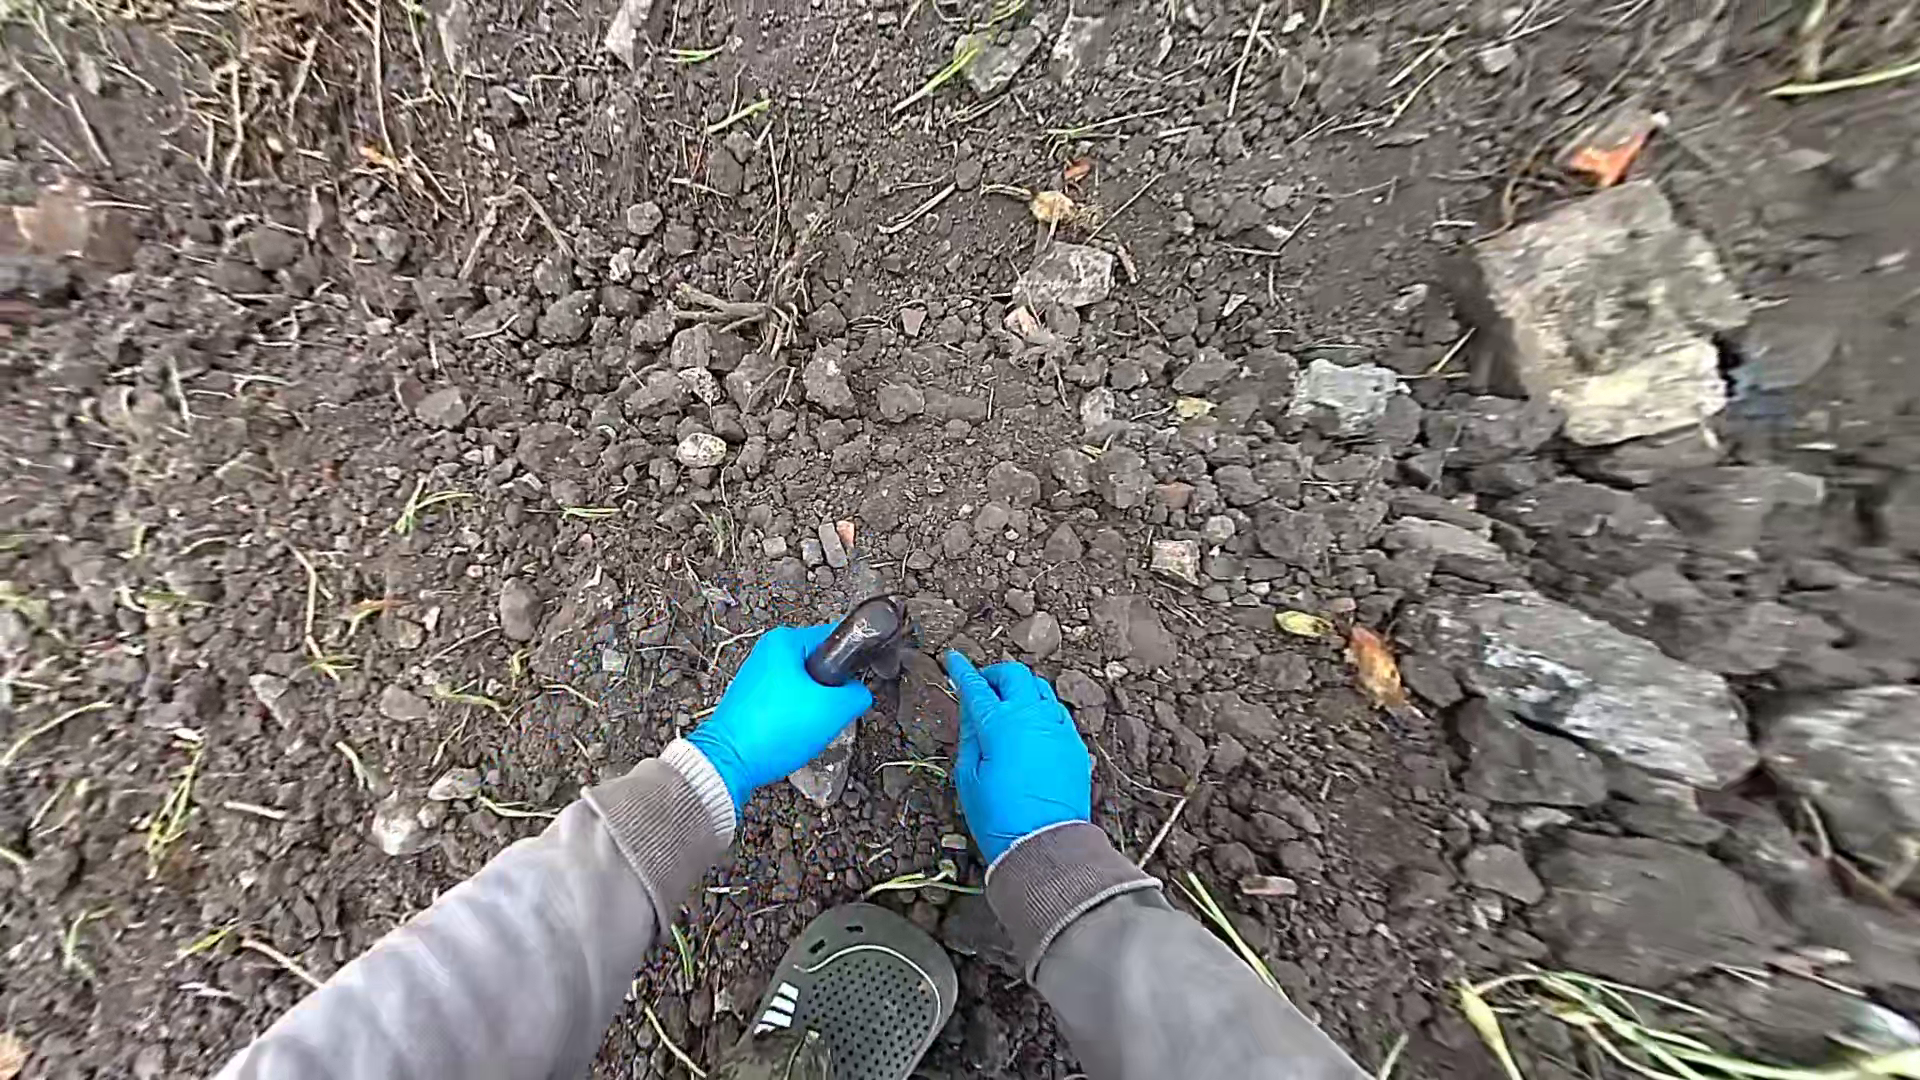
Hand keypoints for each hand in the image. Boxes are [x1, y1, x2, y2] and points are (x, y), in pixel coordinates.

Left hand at [690, 624, 874, 813]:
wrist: (729, 764)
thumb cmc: (772, 731)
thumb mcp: (835, 709)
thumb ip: (858, 694)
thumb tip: (859, 693)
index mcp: (784, 641)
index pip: (834, 638)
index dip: (851, 662)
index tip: (852, 683)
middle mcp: (767, 652)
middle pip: (820, 664)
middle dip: (830, 689)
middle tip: (829, 708)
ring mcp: (758, 675)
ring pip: (805, 685)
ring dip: (813, 704)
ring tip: (808, 722)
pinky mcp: (752, 698)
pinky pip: (788, 701)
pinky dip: (795, 715)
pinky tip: (794, 730)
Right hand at [945, 651, 1090, 862]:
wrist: (1046, 844)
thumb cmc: (1000, 816)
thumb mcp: (968, 776)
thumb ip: (970, 735)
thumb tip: (971, 710)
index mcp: (999, 723)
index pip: (976, 686)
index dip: (962, 670)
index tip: (954, 659)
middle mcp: (1031, 716)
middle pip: (1014, 674)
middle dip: (995, 673)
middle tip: (983, 686)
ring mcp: (1056, 726)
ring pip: (1039, 687)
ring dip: (1020, 688)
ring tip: (1008, 704)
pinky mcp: (1073, 741)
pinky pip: (1056, 710)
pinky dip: (1040, 708)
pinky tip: (1031, 724)